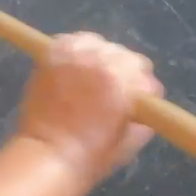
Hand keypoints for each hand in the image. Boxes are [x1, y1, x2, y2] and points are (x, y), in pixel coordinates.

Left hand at [16, 33, 160, 180]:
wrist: (48, 153)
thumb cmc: (93, 155)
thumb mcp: (132, 139)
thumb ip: (145, 114)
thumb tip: (147, 102)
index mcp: (125, 82)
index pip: (146, 74)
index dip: (141, 90)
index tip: (134, 102)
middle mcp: (102, 61)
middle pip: (125, 55)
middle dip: (122, 73)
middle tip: (110, 92)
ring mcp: (75, 54)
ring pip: (100, 44)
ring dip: (99, 59)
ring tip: (90, 78)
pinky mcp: (53, 52)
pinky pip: (73, 40)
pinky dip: (75, 51)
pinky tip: (73, 68)